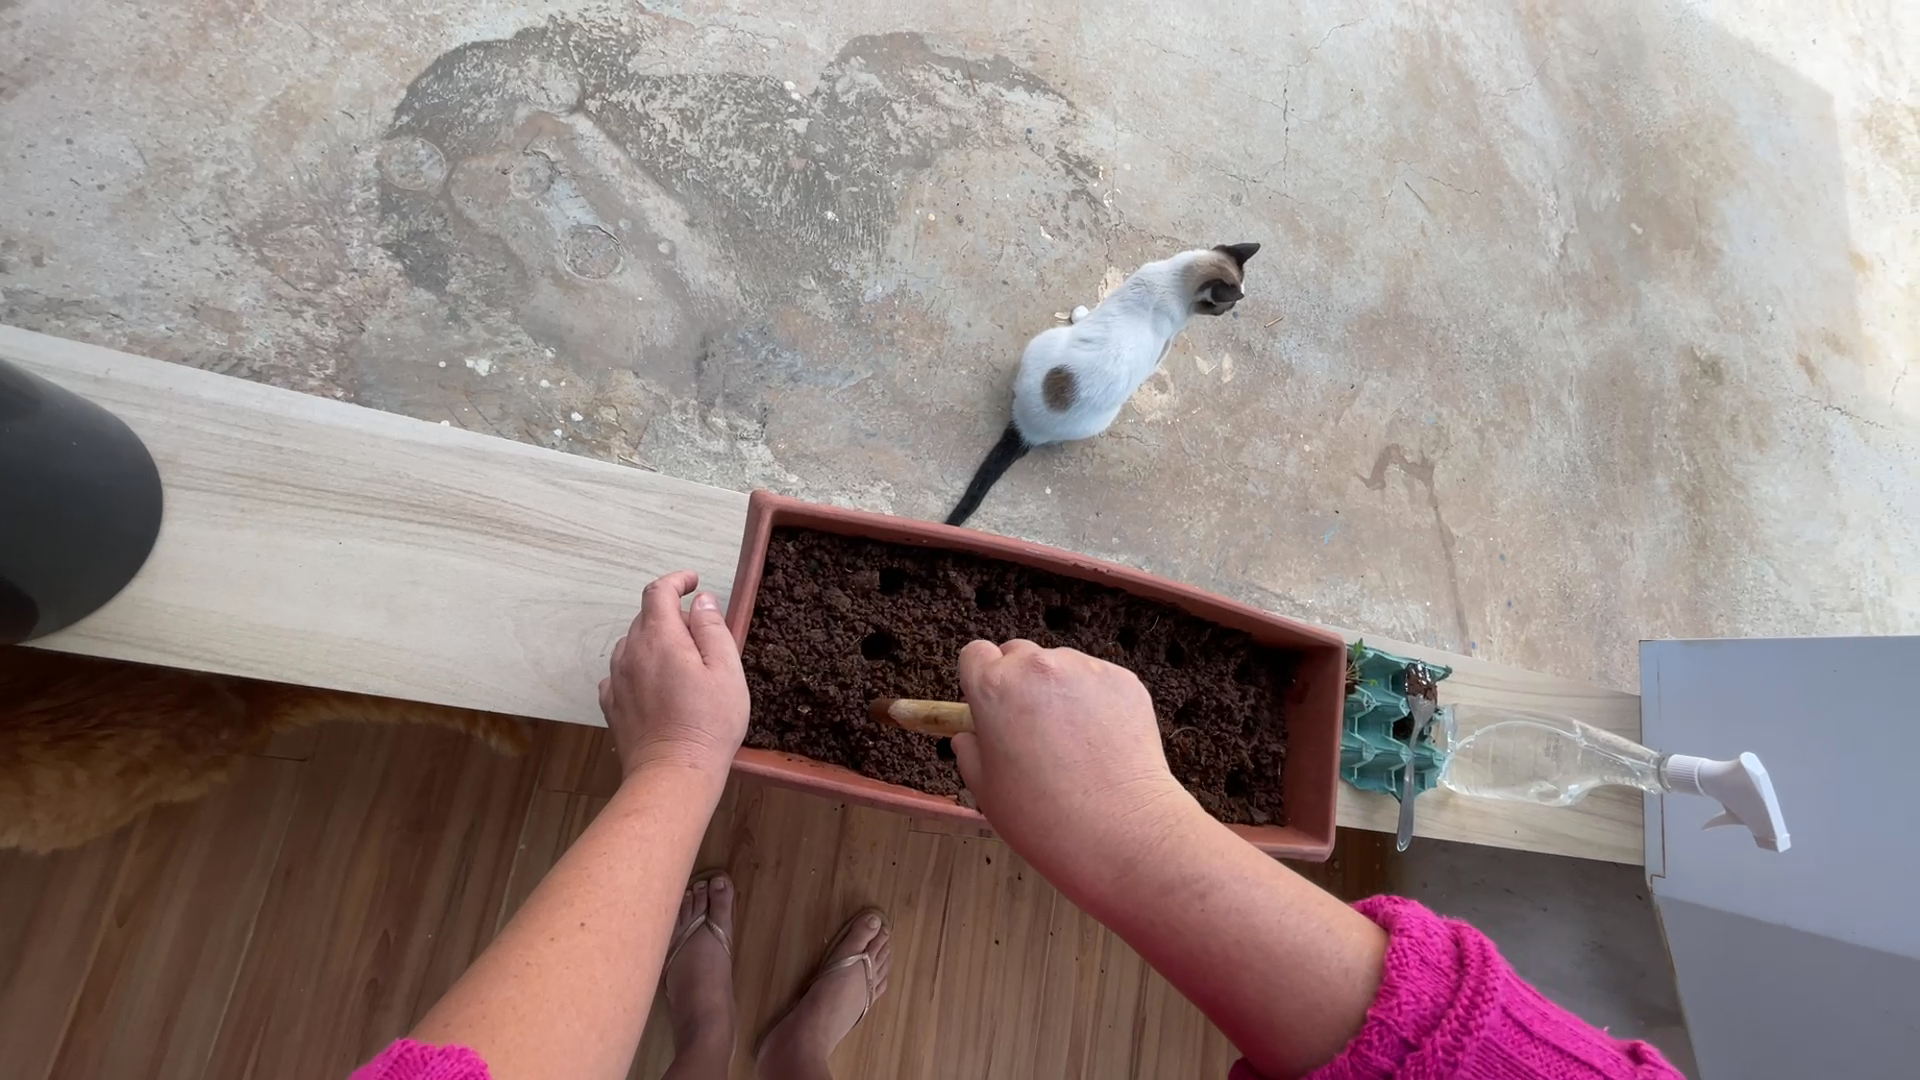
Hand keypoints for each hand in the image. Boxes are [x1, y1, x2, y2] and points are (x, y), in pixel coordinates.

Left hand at [598, 570, 749, 778]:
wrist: (674, 773)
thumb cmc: (709, 722)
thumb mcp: (726, 669)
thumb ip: (712, 628)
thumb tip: (702, 600)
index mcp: (661, 639)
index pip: (658, 592)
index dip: (676, 580)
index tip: (694, 582)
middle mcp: (631, 653)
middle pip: (646, 617)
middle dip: (672, 614)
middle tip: (702, 634)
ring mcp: (616, 679)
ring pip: (633, 643)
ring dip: (656, 640)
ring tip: (683, 661)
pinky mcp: (612, 703)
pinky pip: (623, 671)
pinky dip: (640, 666)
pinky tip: (659, 684)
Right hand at [951, 640, 1198, 883]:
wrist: (1121, 830)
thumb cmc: (1044, 817)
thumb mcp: (985, 789)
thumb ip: (969, 751)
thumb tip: (970, 736)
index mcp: (994, 687)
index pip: (976, 653)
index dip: (981, 677)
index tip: (991, 701)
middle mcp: (1036, 667)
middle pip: (1018, 653)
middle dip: (1019, 680)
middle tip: (1031, 725)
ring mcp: (1083, 669)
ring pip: (1060, 666)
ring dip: (1059, 688)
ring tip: (1073, 739)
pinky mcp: (1121, 679)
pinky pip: (1098, 680)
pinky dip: (1096, 700)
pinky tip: (1101, 740)